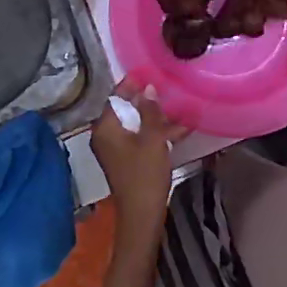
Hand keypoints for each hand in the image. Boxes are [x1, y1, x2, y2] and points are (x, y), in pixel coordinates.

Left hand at [90, 81, 185, 237]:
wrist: (142, 214)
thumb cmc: (145, 173)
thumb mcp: (152, 138)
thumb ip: (150, 111)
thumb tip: (148, 88)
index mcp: (106, 128)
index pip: (115, 97)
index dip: (132, 84)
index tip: (150, 72)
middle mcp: (106, 136)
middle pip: (126, 110)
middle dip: (149, 101)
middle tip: (168, 88)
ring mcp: (116, 149)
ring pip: (136, 125)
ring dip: (157, 118)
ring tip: (181, 108)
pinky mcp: (127, 160)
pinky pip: (140, 138)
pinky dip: (156, 134)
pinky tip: (181, 130)